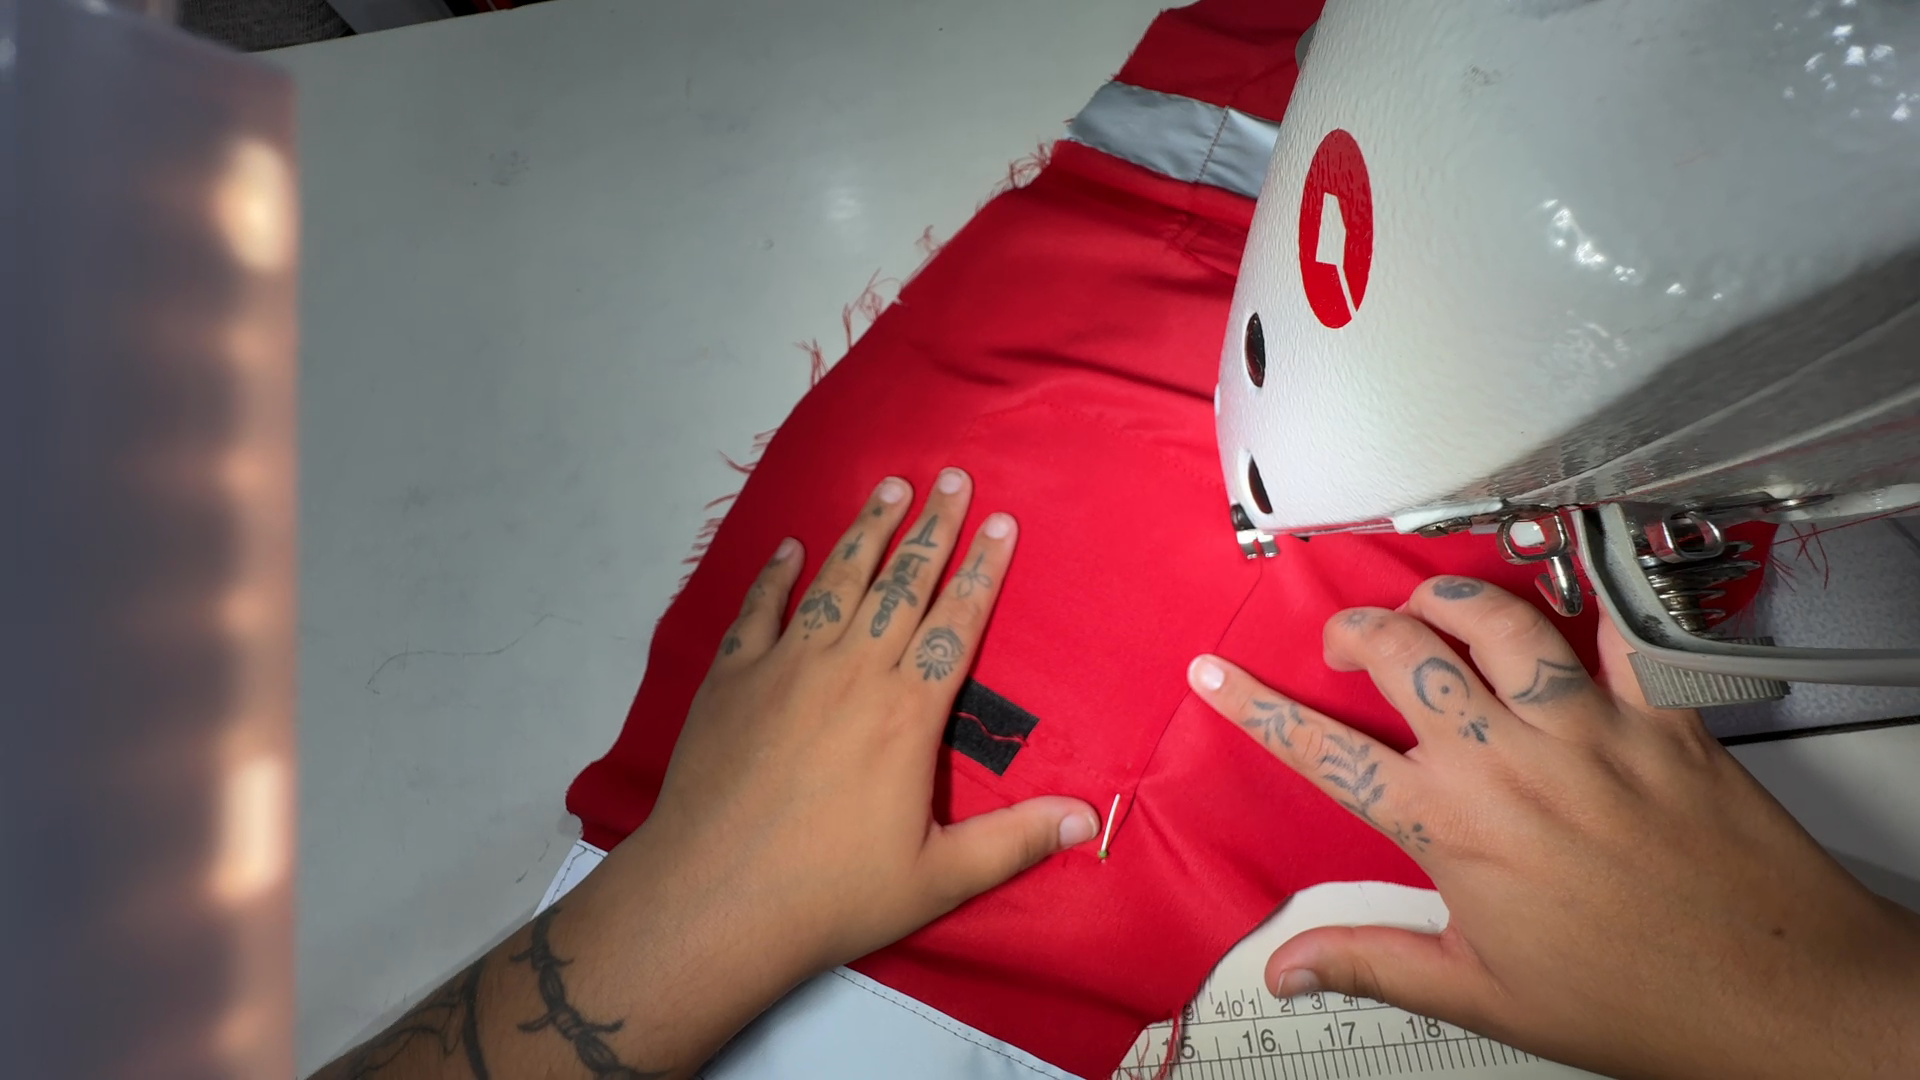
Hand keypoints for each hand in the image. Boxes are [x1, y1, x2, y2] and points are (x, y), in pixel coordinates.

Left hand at [557, 469, 1098, 1070]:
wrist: (711, 902)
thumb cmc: (831, 891)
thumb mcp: (939, 876)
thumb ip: (1015, 840)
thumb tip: (1087, 816)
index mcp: (907, 710)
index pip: (957, 621)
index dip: (983, 569)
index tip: (1000, 522)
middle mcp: (851, 670)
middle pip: (902, 583)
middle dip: (933, 527)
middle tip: (951, 477)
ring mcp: (787, 666)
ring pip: (837, 580)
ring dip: (866, 530)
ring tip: (889, 486)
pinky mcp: (732, 677)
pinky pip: (757, 610)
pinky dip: (775, 575)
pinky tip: (789, 545)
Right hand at [1188, 577, 1919, 1079]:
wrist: (1802, 1015)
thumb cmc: (1638, 1003)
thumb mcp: (1481, 994)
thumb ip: (1368, 964)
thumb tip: (1287, 969)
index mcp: (1449, 826)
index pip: (1319, 750)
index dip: (1252, 706)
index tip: (1215, 674)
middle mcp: (1503, 763)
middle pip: (1396, 652)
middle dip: (1351, 632)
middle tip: (1346, 646)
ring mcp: (1582, 732)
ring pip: (1491, 620)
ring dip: (1442, 600)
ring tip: (1426, 609)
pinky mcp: (1658, 720)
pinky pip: (1615, 633)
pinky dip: (1585, 604)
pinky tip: (1557, 602)